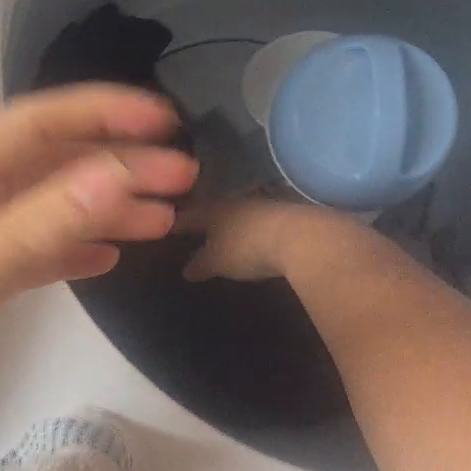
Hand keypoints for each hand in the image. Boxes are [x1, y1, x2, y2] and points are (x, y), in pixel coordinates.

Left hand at [0, 84, 197, 465]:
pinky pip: (23, 256)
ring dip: (97, 208)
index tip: (166, 124)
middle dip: (112, 166)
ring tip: (162, 218)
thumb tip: (114, 174)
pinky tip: (105, 257)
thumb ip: (33, 230)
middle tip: (182, 180)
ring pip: (39, 212)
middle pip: (42, 167)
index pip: (32, 127)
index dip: (100, 116)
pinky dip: (66, 251)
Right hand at [181, 200, 356, 282]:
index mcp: (212, 208)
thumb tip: (186, 270)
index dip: (175, 221)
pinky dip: (252, 227)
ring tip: (223, 233)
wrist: (305, 239)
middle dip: (204, 216)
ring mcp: (264, 204)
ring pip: (239, 210)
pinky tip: (252, 237)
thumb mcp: (216, 262)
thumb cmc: (248, 248)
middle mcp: (235, 200)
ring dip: (231, 220)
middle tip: (194, 228)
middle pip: (214, 207)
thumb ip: (199, 264)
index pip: (188, 213)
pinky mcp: (288, 214)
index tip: (165, 225)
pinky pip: (260, 219)